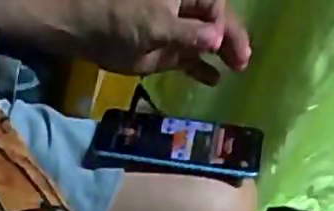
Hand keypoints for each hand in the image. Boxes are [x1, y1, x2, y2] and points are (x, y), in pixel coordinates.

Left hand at [75, 0, 252, 83]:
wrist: (88, 28)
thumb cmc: (121, 20)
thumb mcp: (157, 26)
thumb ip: (187, 35)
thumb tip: (216, 40)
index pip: (217, 7)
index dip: (228, 28)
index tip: (233, 51)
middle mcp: (185, 7)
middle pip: (216, 22)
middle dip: (231, 40)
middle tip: (245, 62)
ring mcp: (176, 30)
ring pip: (205, 40)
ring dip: (221, 54)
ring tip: (238, 69)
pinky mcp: (166, 50)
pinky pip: (189, 58)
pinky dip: (201, 68)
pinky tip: (215, 79)